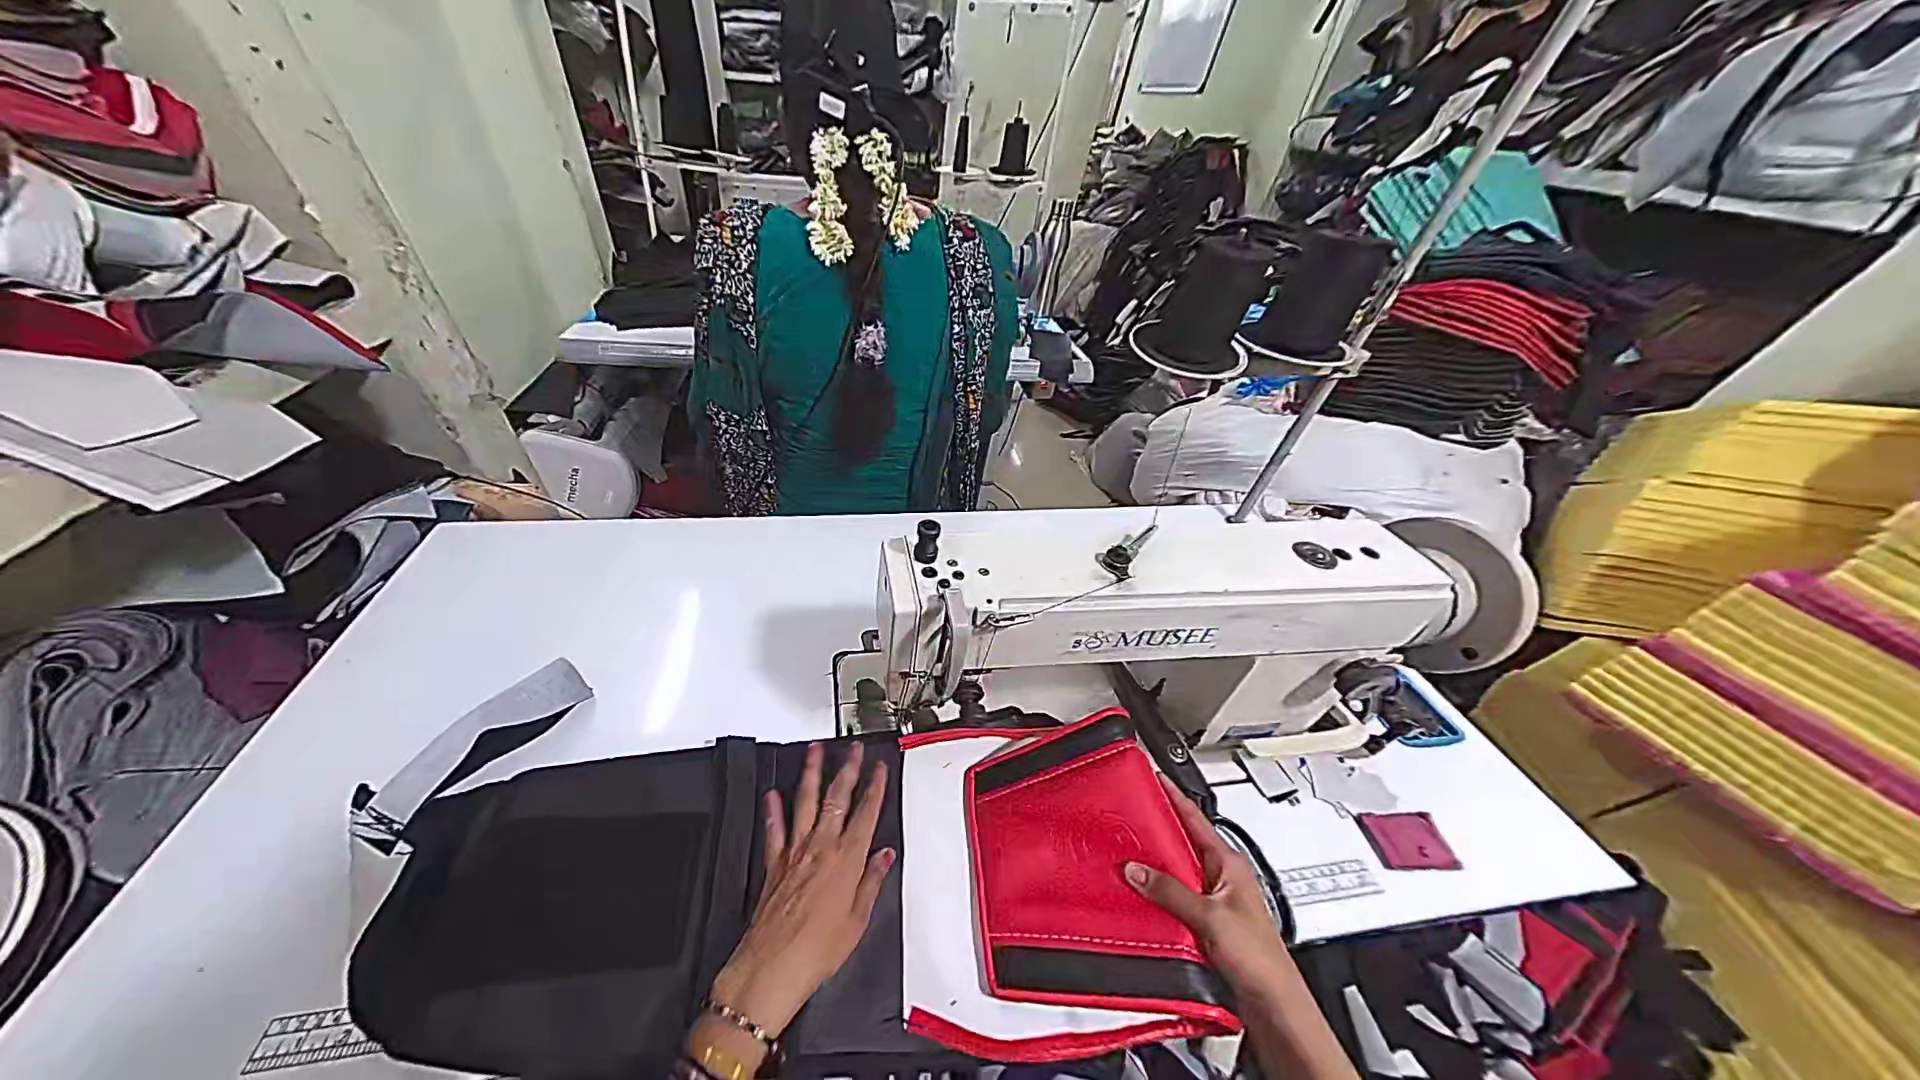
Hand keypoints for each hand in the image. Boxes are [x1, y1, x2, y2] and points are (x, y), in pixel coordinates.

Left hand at [708, 742, 894, 1038]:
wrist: (771, 969)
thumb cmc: (815, 951)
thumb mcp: (858, 920)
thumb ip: (872, 882)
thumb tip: (884, 858)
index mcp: (847, 861)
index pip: (866, 812)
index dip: (874, 786)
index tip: (878, 769)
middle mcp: (820, 849)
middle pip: (837, 798)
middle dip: (847, 769)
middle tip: (852, 749)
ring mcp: (794, 853)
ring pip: (805, 802)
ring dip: (811, 774)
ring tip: (814, 753)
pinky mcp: (774, 865)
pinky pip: (774, 829)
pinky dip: (773, 809)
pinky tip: (772, 793)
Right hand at [1125, 775, 1295, 998]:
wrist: (1275, 1005)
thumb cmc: (1262, 959)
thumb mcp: (1210, 916)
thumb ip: (1171, 891)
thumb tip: (1138, 869)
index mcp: (1228, 863)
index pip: (1195, 817)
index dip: (1174, 794)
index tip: (1154, 776)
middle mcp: (1221, 877)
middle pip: (1182, 843)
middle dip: (1157, 830)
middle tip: (1130, 816)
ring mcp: (1213, 900)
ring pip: (1176, 872)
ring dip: (1155, 868)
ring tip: (1129, 858)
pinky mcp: (1206, 923)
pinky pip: (1175, 898)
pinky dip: (1158, 895)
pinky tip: (1143, 898)